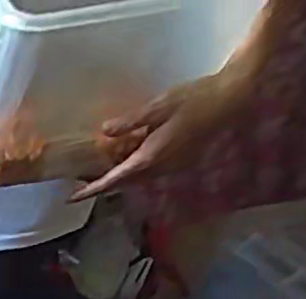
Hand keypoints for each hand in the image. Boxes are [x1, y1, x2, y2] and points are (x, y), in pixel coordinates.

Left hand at [72, 70, 254, 200]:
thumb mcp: (158, 106)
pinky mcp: (179, 161)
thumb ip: (130, 122)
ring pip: (135, 179)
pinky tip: (128, 158)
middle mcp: (158, 169)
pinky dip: (133, 169)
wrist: (235, 94)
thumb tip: (104, 131)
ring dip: (117, 177)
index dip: (90, 190)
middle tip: (80, 182)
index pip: (111, 181)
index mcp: (148, 159)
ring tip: (99, 170)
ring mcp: (170, 167)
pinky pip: (149, 172)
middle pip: (121, 183)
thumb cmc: (196, 98)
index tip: (71, 198)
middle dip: (100, 185)